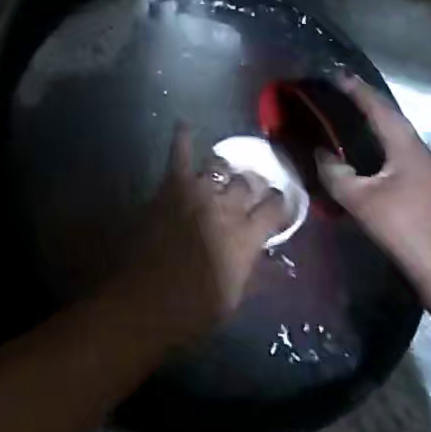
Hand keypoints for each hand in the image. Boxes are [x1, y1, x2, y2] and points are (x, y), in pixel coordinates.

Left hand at [108, 124, 290, 345]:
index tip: (282, 205)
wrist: (148, 299)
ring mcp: (197, 192)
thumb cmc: (195, 307)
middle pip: (248, 182)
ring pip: (219, 165)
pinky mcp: (170, 186)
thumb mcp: (236, 295)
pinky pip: (179, 154)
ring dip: (224, 169)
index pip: (277, 208)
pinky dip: (182, 138)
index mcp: (248, 236)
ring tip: (223, 173)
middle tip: (249, 191)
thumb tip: (273, 259)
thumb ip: (256, 270)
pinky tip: (185, 124)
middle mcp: (226, 207)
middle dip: (253, 185)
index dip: (282, 204)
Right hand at [315, 77, 430, 294]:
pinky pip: (396, 156)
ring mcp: (427, 174)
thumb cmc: (408, 229)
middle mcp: (420, 154)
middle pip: (390, 120)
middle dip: (364, 104)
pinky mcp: (427, 192)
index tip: (335, 74)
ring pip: (394, 139)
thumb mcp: (360, 200)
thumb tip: (321, 153)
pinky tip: (363, 157)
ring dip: (372, 126)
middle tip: (337, 93)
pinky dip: (377, 146)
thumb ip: (335, 173)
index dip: (357, 91)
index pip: (378, 108)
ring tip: (345, 119)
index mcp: (406, 147)